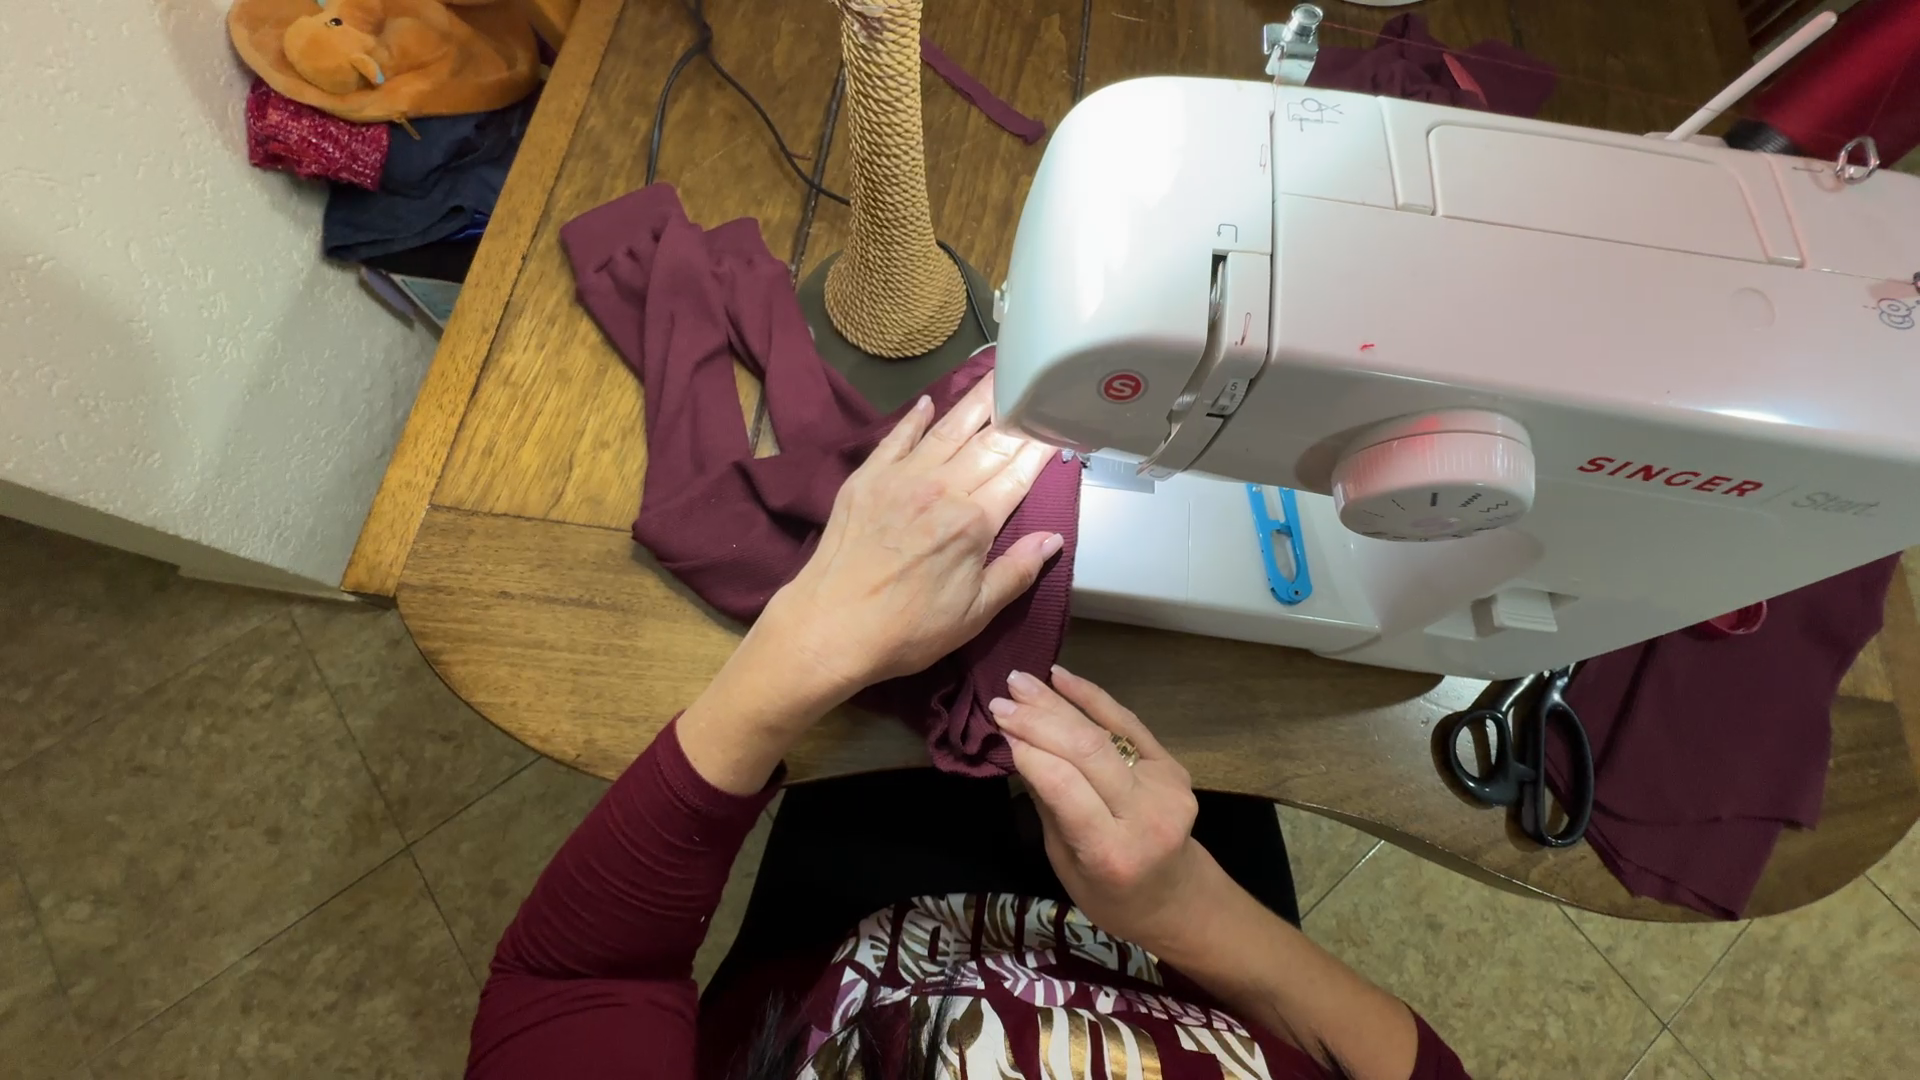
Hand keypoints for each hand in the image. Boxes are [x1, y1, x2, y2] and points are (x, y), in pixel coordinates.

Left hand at [757, 373, 1062, 696]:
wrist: (830, 627)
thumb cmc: (908, 630)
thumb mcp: (975, 614)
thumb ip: (1016, 571)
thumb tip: (1052, 539)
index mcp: (974, 522)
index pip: (1018, 473)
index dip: (1041, 448)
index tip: (1058, 424)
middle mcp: (942, 488)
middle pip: (988, 443)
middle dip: (1015, 414)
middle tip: (1033, 385)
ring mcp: (901, 478)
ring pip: (947, 430)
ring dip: (974, 402)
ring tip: (995, 376)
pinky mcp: (866, 478)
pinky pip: (896, 438)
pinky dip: (913, 419)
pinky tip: (928, 403)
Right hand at [991, 666, 1214, 948]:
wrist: (1178, 898)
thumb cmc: (1109, 894)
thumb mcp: (1064, 861)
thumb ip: (1047, 801)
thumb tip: (1016, 743)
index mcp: (1112, 853)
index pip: (1065, 787)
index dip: (1030, 751)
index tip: (998, 727)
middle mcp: (1145, 815)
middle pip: (1087, 751)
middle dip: (1039, 720)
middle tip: (1001, 701)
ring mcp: (1167, 786)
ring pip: (1104, 731)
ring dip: (1058, 701)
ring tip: (1020, 681)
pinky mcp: (1173, 765)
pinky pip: (1127, 723)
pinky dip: (1092, 697)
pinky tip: (1060, 678)